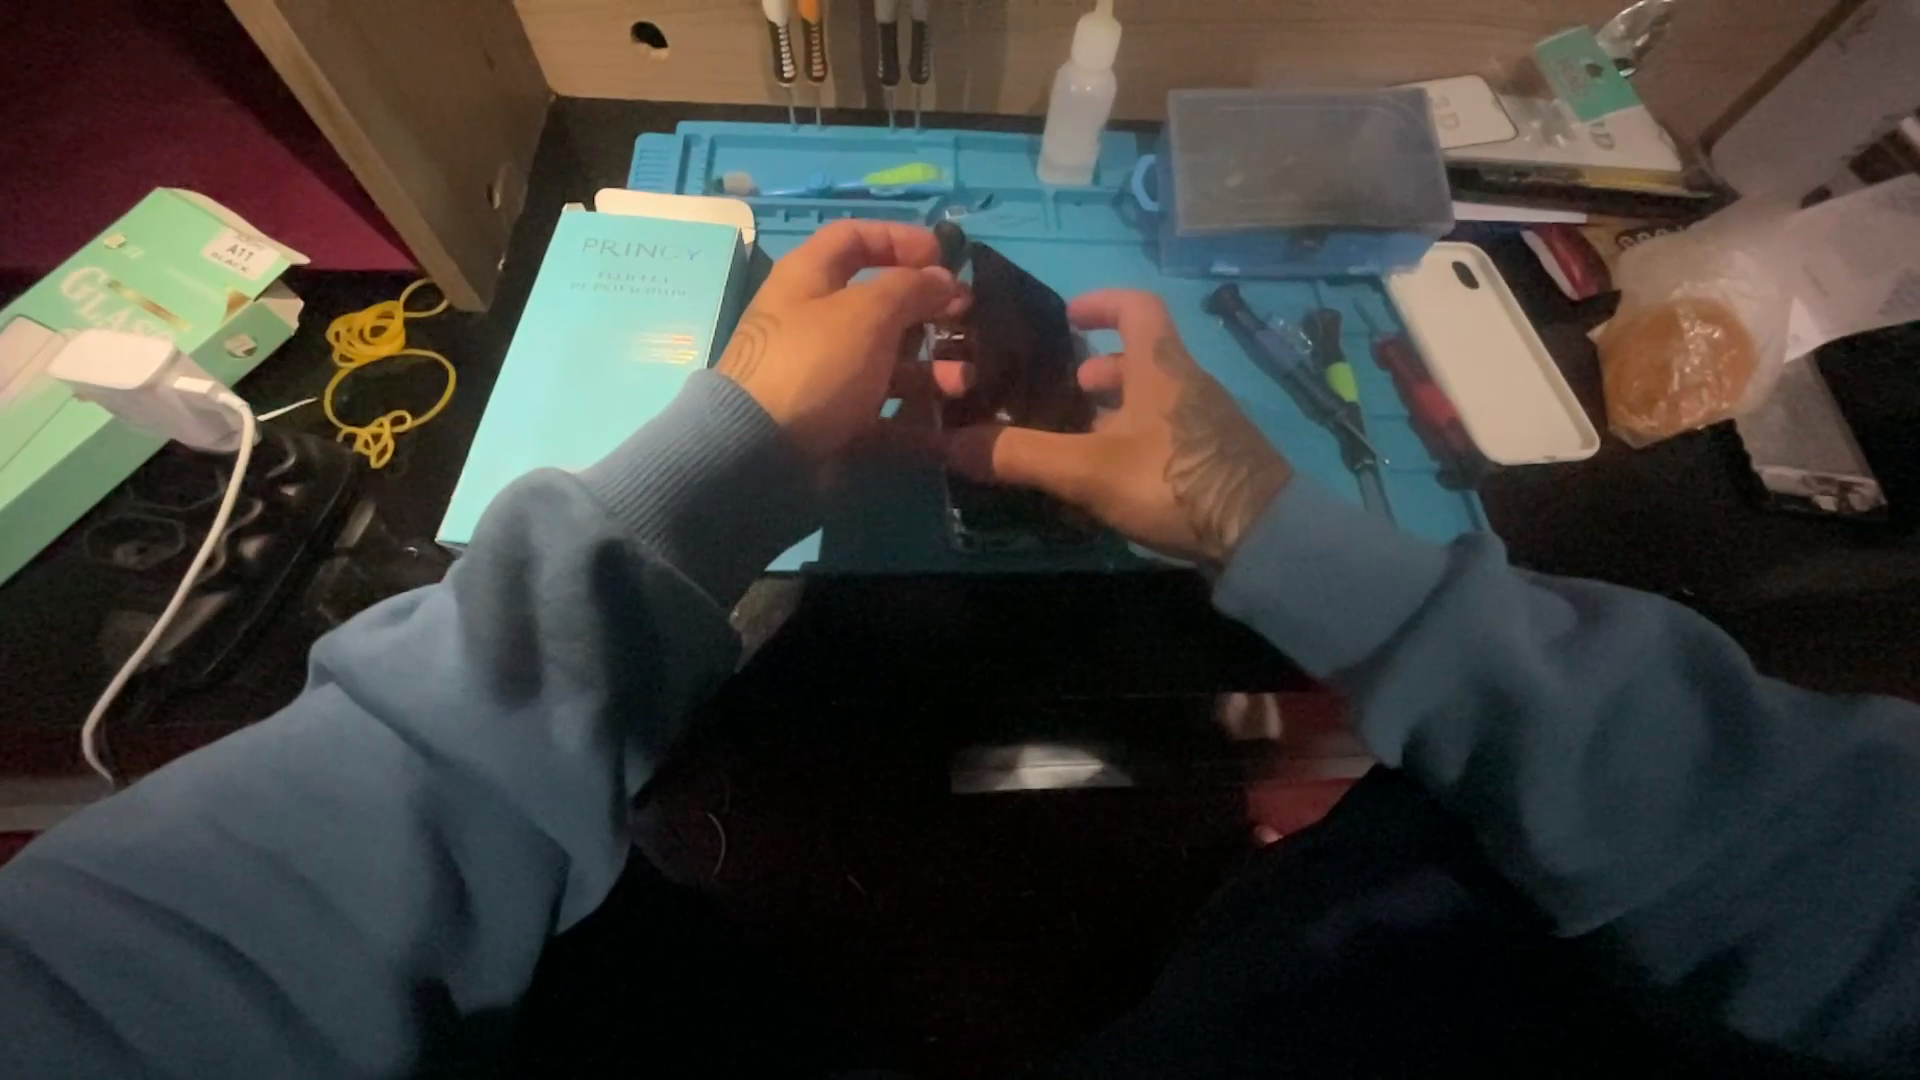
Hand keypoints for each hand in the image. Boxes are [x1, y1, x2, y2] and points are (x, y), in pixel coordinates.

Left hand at [715, 220, 964, 459]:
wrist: (761, 451)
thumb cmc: (815, 364)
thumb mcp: (867, 313)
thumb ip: (911, 288)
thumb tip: (943, 279)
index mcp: (810, 278)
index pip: (856, 238)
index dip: (902, 240)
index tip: (945, 257)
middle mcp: (815, 321)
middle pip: (880, 305)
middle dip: (929, 313)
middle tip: (969, 324)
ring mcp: (825, 374)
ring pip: (887, 361)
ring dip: (932, 369)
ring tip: (962, 383)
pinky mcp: (833, 419)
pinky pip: (882, 410)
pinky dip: (914, 417)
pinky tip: (945, 426)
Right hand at [941, 289, 1293, 569]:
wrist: (1263, 537)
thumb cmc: (1174, 483)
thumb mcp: (1087, 470)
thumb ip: (1020, 455)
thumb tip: (947, 443)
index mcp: (1161, 367)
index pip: (1138, 308)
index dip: (1102, 303)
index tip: (1069, 317)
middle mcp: (1188, 385)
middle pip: (1142, 359)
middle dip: (1097, 370)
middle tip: (1062, 392)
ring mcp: (1206, 425)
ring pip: (1153, 401)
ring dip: (1114, 411)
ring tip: (1077, 438)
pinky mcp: (1215, 462)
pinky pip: (1165, 437)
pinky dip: (1134, 443)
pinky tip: (1112, 480)